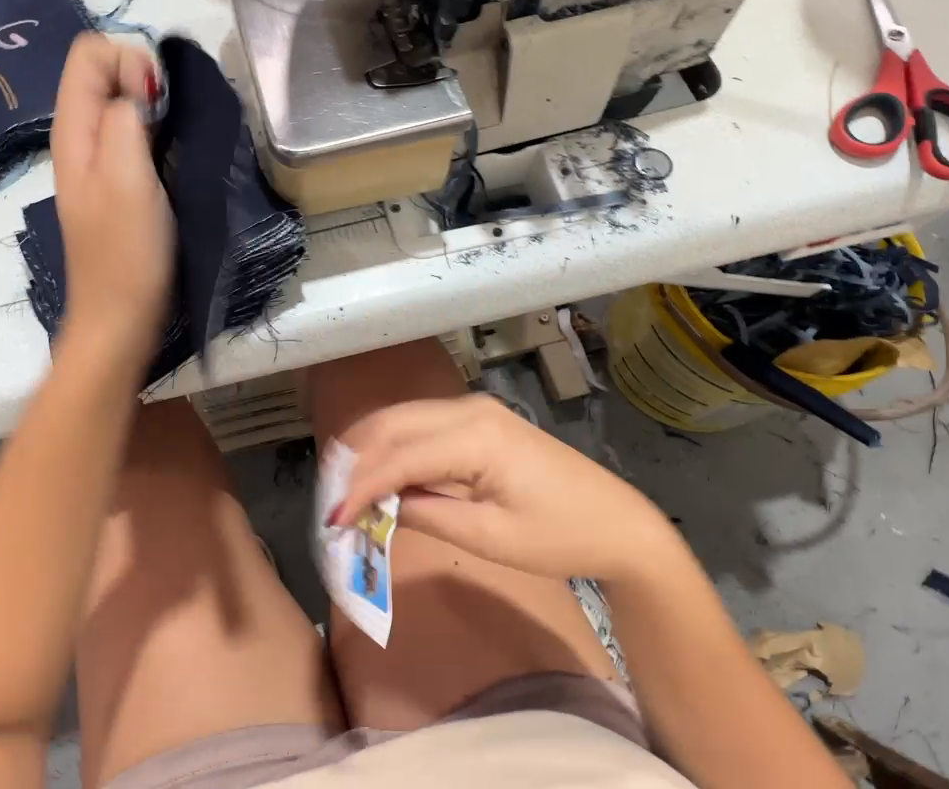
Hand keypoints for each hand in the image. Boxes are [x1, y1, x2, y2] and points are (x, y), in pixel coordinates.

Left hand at [51, 32, 173, 349]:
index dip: (128, 60)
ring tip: (174, 142)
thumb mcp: (126, 175)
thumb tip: (137, 81)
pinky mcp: (122, 181)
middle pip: (107, 71)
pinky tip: (173, 159)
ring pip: (124, 102)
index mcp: (73, 128)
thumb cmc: (126, 251)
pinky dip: (159, 132)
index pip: (89, 51)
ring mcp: (100, 160)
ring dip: (155, 107)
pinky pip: (137, 133)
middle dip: (144, 80)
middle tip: (166, 127)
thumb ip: (124, 116)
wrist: (121, 318)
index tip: (153, 104)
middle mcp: (81, 136)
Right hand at [328, 394, 685, 582]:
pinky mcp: (480, 420)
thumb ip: (428, 514)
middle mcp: (470, 410)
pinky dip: (394, 448)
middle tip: (329, 499)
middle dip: (354, 460)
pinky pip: (421, 426)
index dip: (360, 487)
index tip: (332, 520)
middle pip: (392, 424)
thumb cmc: (560, 536)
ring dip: (370, 451)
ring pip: (402, 419)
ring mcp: (475, 410)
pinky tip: (380, 475)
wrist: (619, 524)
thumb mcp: (490, 538)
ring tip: (345, 489)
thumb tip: (376, 506)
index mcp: (476, 437)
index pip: (400, 456)